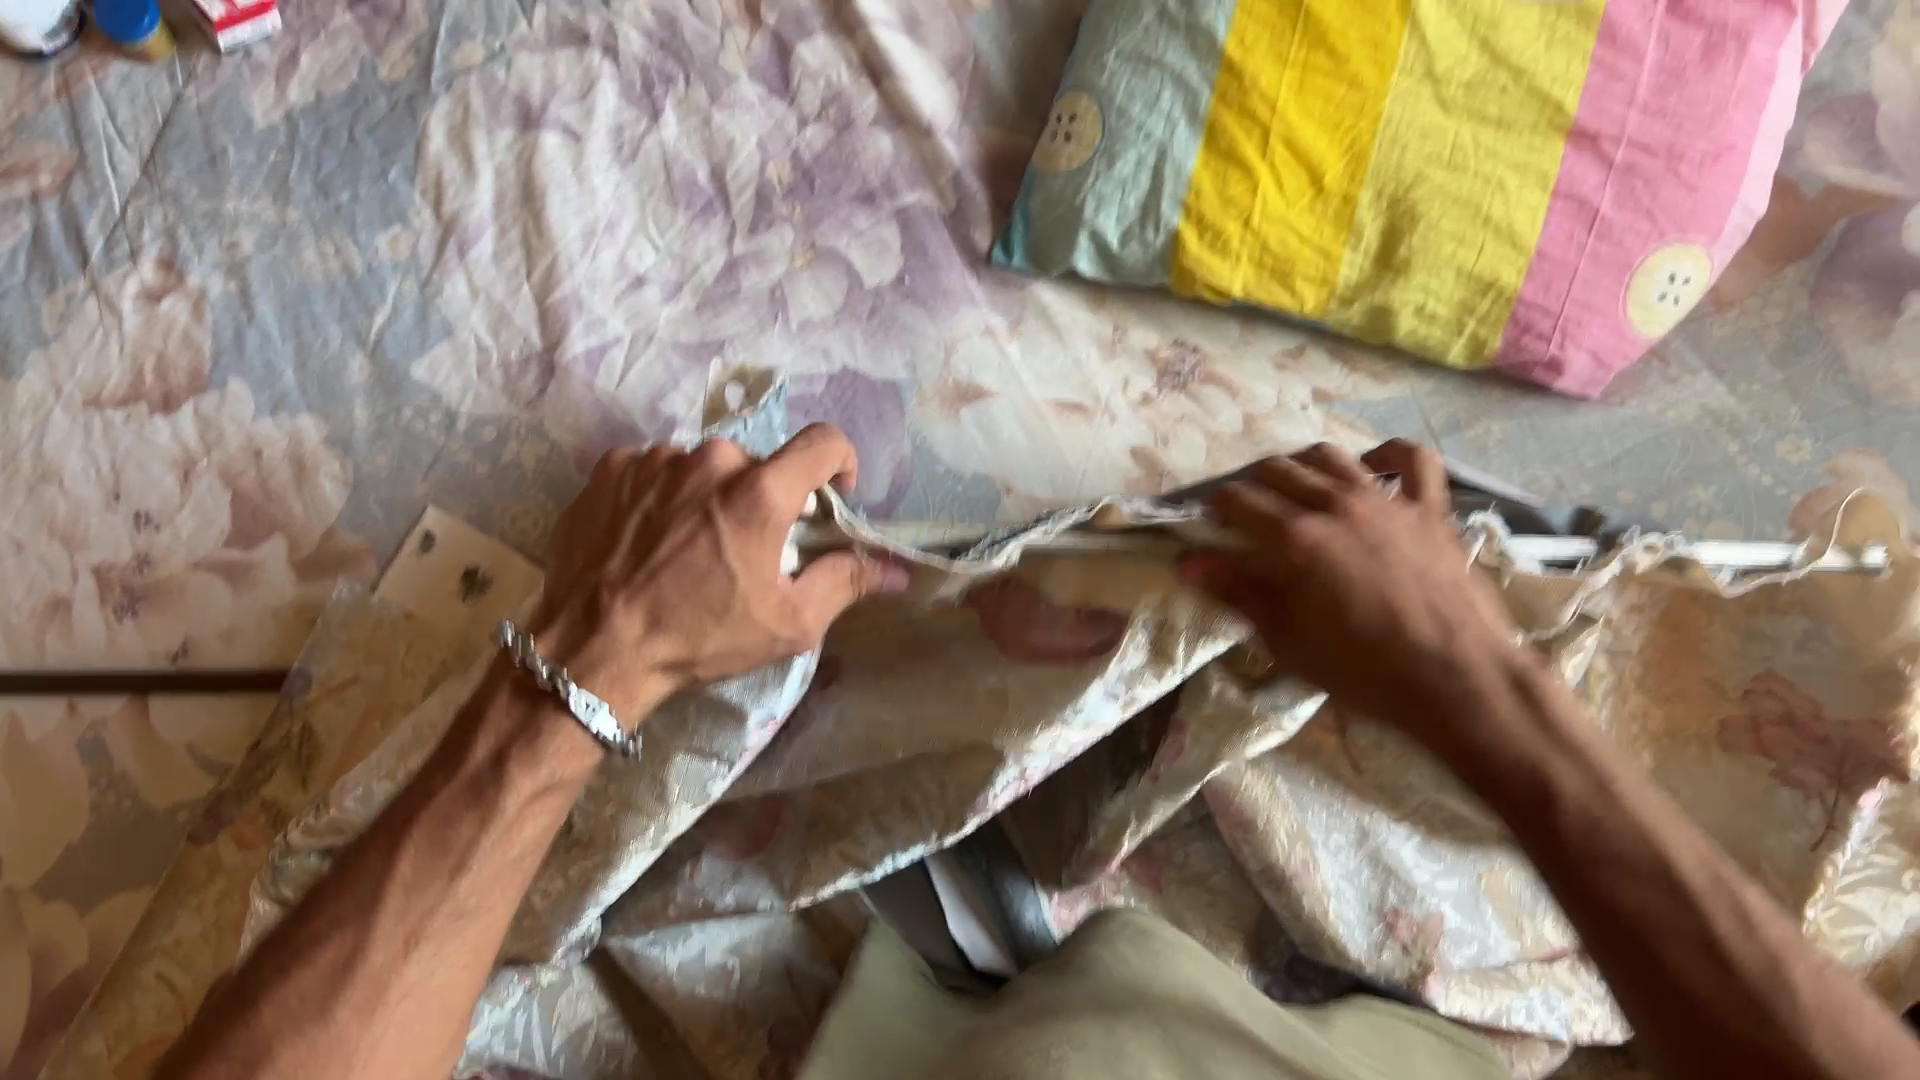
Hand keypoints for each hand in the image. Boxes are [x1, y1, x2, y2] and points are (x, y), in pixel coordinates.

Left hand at [524, 425, 909, 723]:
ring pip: (707, 465)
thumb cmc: (700, 639)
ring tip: (692, 546)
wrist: (592, 651)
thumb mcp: (788, 623)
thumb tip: (897, 569)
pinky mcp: (612, 468)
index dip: (840, 463)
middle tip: (748, 546)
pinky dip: (667, 494)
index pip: (824, 442)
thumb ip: (847, 581)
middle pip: (761, 462)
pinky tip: (652, 537)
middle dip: (767, 497)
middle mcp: (710, 460)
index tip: (831, 497)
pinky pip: (659, 468)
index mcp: (759, 492)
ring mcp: (656, 459)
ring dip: (713, 495)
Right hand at [1182, 440, 1521, 746]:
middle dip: (1251, 485)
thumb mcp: (1286, 640)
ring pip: (1330, 456)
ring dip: (1302, 465)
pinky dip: (1387, 454)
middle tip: (1247, 511)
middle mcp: (1335, 506)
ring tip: (1296, 487)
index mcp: (1295, 540)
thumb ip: (1238, 593)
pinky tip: (1371, 465)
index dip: (1217, 507)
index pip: (1238, 502)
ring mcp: (1386, 502)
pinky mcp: (1429, 509)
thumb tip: (1189, 565)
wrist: (1459, 679)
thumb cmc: (1363, 669)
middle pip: (1278, 471)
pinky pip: (1412, 460)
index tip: (1210, 521)